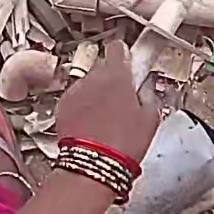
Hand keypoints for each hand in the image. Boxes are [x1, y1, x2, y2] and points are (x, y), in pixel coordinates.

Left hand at [55, 40, 160, 163]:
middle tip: (122, 99)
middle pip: (102, 66)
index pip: (117, 47)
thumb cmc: (123, 144)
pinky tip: (92, 124)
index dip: (124, 54)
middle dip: (111, 78)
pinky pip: (75, 98)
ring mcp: (75, 90)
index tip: (130, 63)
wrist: (92, 166)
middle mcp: (93, 77)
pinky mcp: (62, 105)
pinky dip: (82, 106)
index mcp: (117, 74)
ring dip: (96, 92)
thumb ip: (148, 95)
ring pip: (88, 83)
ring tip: (106, 117)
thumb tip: (146, 89)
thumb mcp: (150, 118)